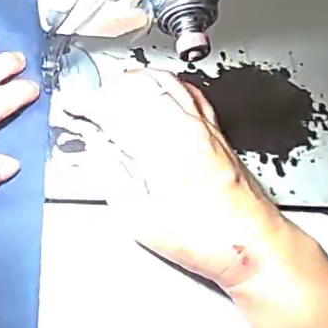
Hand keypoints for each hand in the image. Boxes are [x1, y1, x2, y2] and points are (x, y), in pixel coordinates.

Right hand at [59, 68, 315, 288]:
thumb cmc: (206, 239)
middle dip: (109, 90)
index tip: (73, 104)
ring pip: (168, 83)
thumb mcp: (140, 219)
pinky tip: (165, 91)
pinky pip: (192, 94)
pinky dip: (170, 86)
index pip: (114, 111)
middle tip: (92, 102)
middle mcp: (185, 128)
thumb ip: (115, 178)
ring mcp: (204, 127)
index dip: (87, 104)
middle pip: (140, 88)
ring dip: (139, 81)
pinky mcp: (218, 134)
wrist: (255, 246)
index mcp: (160, 147)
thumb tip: (100, 153)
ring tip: (121, 86)